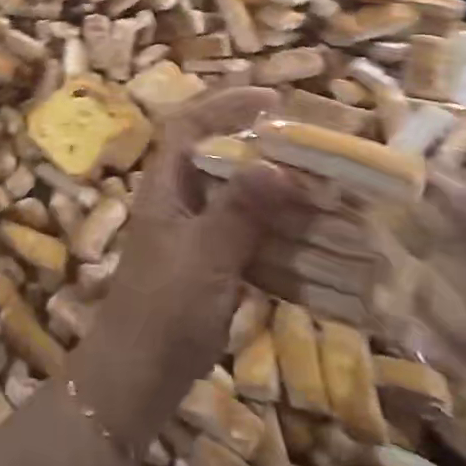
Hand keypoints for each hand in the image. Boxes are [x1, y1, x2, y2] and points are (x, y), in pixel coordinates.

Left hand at [69, 88, 310, 446]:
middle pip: (213, 155)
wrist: (141, 367)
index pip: (186, 126)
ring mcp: (190, 232)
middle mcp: (174, 200)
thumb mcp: (205, 255)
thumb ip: (239, 211)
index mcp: (162, 187)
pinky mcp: (206, 262)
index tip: (271, 98)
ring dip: (273, 187)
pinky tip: (313, 234)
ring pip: (233, 194)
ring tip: (324, 186)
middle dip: (258, 144)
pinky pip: (244, 230)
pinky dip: (276, 226)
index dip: (223, 105)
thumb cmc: (165, 306)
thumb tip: (278, 164)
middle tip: (312, 145)